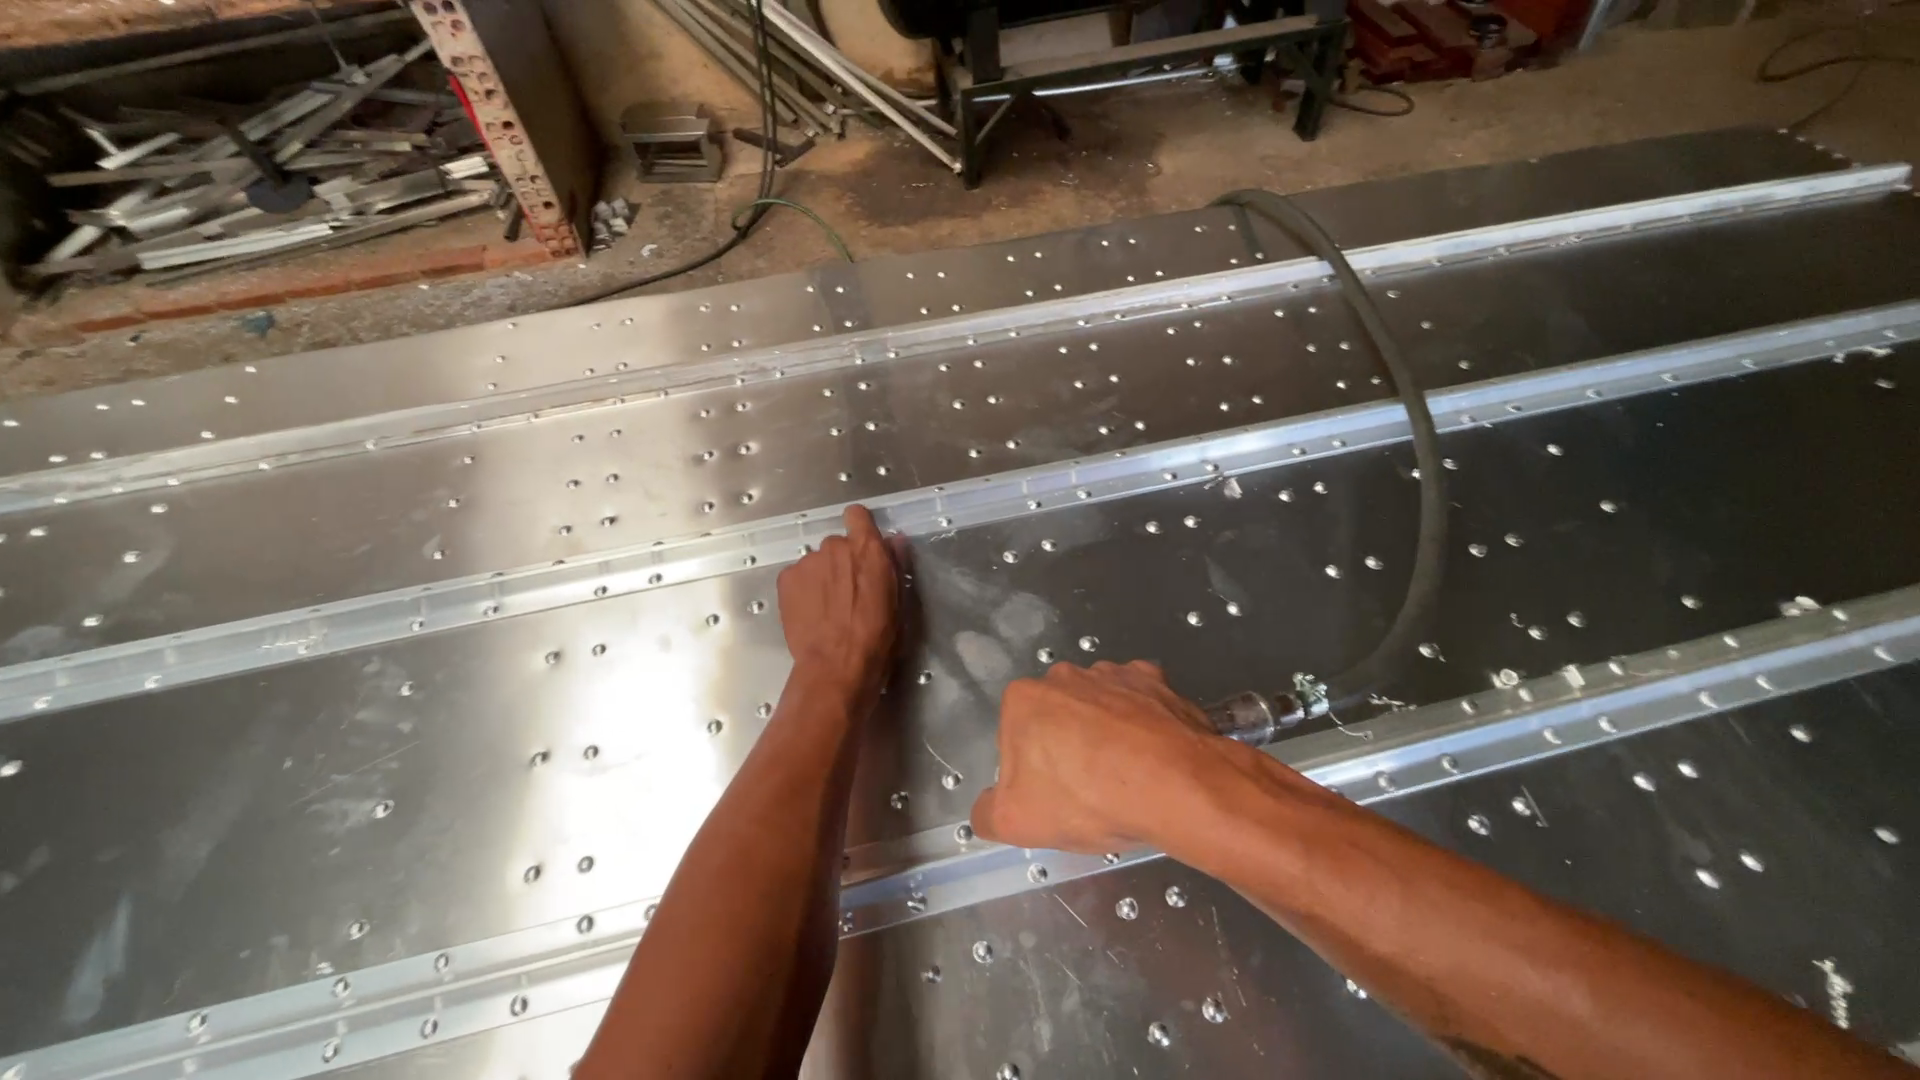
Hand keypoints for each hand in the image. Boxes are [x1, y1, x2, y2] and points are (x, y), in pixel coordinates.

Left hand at [777, 505, 902, 695]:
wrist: (836, 666)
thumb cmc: (878, 638)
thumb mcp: (899, 602)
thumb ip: (895, 564)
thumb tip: (895, 541)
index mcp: (867, 549)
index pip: (858, 515)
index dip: (859, 527)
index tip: (862, 546)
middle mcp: (835, 547)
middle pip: (837, 545)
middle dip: (842, 562)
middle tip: (848, 592)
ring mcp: (807, 562)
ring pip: (817, 562)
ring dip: (822, 577)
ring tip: (828, 608)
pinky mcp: (786, 579)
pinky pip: (798, 577)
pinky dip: (804, 590)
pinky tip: (811, 613)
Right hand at [970, 661, 1221, 853]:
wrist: (1175, 787)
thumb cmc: (1090, 798)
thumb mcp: (1014, 823)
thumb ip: (986, 813)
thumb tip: (986, 810)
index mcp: (1024, 699)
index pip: (1014, 738)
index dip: (1030, 772)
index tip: (1051, 796)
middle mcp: (1066, 676)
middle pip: (1057, 718)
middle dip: (1066, 748)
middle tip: (1086, 791)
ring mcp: (1114, 674)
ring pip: (1100, 709)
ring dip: (1106, 735)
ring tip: (1124, 779)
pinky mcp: (1156, 681)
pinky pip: (1141, 704)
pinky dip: (1143, 725)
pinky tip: (1151, 759)